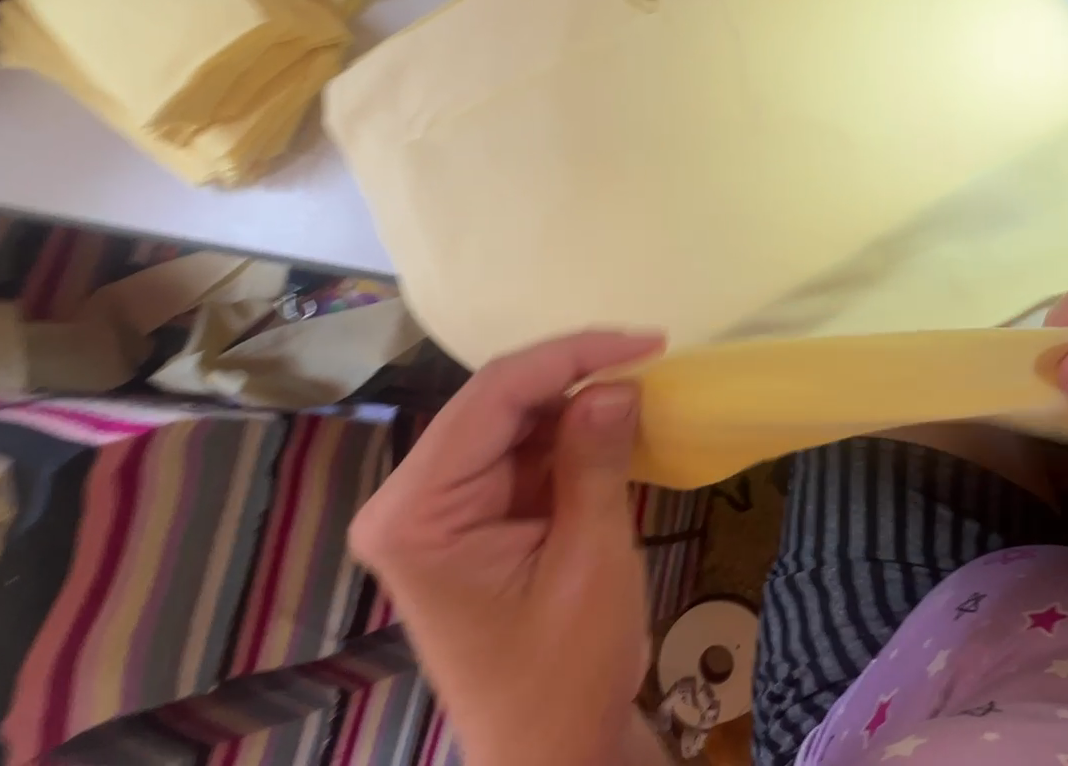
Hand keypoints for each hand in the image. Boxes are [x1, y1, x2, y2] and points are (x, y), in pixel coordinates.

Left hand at [349, 331, 665, 765]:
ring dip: (578, 403)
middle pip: (498, 402)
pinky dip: (573, 435)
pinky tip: (616, 427)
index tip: (646, 343)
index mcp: (418, 511)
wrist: (554, 749)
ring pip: (515, 420)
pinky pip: (525, 452)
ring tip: (643, 388)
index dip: (572, 356)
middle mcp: (416, 499)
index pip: (492, 397)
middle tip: (651, 360)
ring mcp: (444, 507)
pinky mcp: (476, 516)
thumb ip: (595, 462)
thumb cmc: (566, 670)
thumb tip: (617, 382)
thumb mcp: (590, 560)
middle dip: (576, 376)